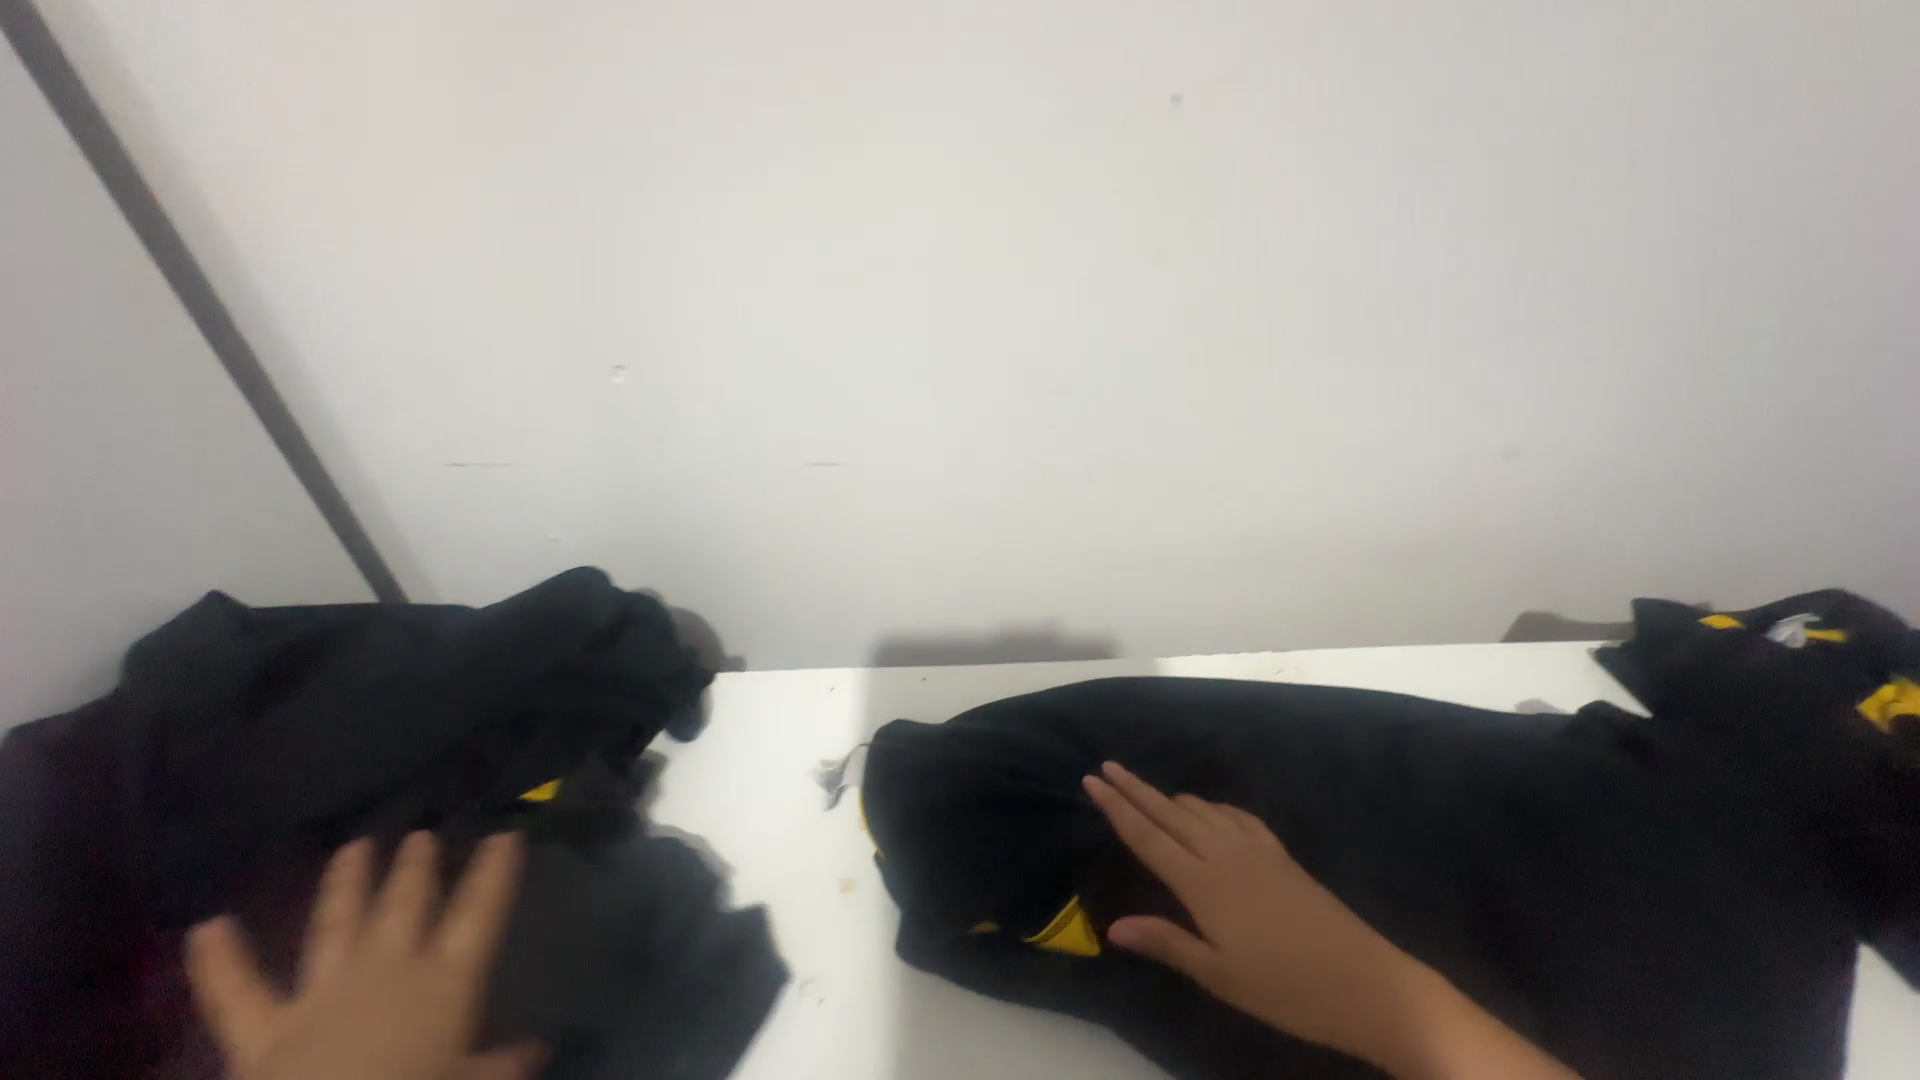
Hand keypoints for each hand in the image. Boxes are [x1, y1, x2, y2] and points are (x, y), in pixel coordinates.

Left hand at [186, 831, 542, 1079]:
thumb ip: (504, 1065)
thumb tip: (536, 1046)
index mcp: (446, 982)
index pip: (480, 912)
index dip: (494, 872)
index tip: (505, 834)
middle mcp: (389, 972)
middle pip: (406, 906)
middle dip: (415, 868)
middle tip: (420, 835)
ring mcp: (323, 996)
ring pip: (337, 926)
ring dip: (346, 884)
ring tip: (353, 846)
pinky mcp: (263, 1032)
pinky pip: (236, 993)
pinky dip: (219, 961)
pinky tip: (206, 927)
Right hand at [1084, 762, 1576, 1079]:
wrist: (1368, 983)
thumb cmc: (1286, 988)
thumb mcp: (1220, 976)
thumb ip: (1167, 943)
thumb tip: (1113, 926)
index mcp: (1203, 884)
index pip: (1148, 836)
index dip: (1117, 807)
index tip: (1092, 780)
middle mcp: (1224, 856)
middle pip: (1169, 813)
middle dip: (1136, 789)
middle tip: (1108, 767)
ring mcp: (1256, 851)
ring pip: (1202, 811)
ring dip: (1170, 798)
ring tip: (1147, 791)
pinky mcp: (1281, 856)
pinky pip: (1237, 818)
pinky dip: (1213, 808)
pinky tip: (1210, 812)